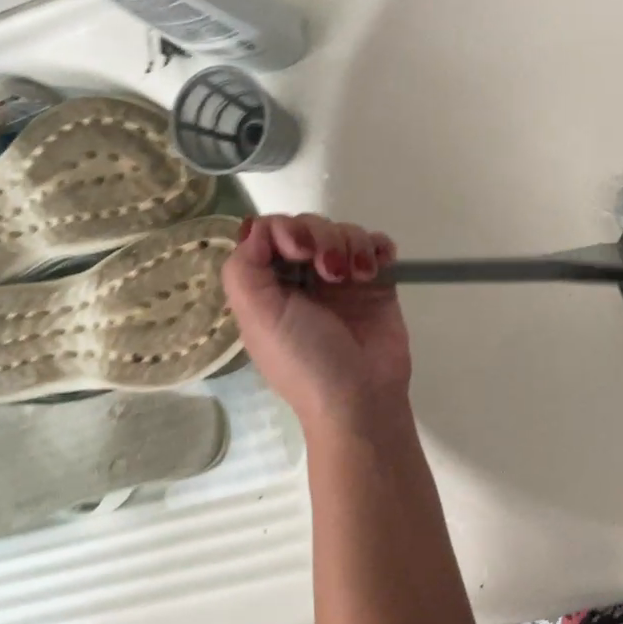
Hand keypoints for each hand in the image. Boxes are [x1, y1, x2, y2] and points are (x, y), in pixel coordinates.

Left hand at [221, 214, 411, 426]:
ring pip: (345, 231)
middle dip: (322, 238)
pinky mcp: (377, 284)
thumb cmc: (304, 362)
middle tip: (330, 272)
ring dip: (351, 245)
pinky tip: (375, 270)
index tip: (299, 252)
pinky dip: (378, 248)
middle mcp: (304, 277)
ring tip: (356, 277)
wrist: (360, 398)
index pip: (270, 231)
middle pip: (310, 225)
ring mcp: (343, 279)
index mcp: (270, 285)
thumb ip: (244, 269)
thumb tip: (258, 230)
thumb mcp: (257, 318)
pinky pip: (377, 245)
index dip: (285, 230)